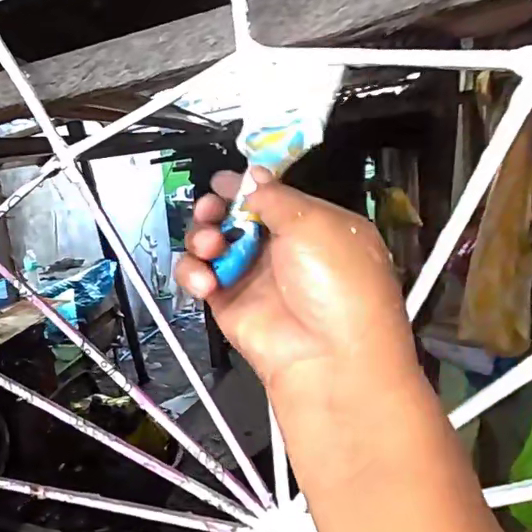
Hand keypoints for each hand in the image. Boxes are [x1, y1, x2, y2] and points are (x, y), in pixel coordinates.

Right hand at [175, 169, 417, 399]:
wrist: (325, 355)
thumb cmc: (338, 288)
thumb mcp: (314, 224)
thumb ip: (275, 195)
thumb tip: (252, 176)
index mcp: (309, 224)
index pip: (267, 194)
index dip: (244, 184)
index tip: (225, 181)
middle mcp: (278, 247)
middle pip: (231, 214)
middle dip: (215, 208)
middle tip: (212, 210)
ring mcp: (250, 273)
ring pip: (209, 240)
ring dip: (202, 237)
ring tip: (211, 247)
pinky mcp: (225, 298)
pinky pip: (195, 274)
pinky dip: (192, 272)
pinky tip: (206, 281)